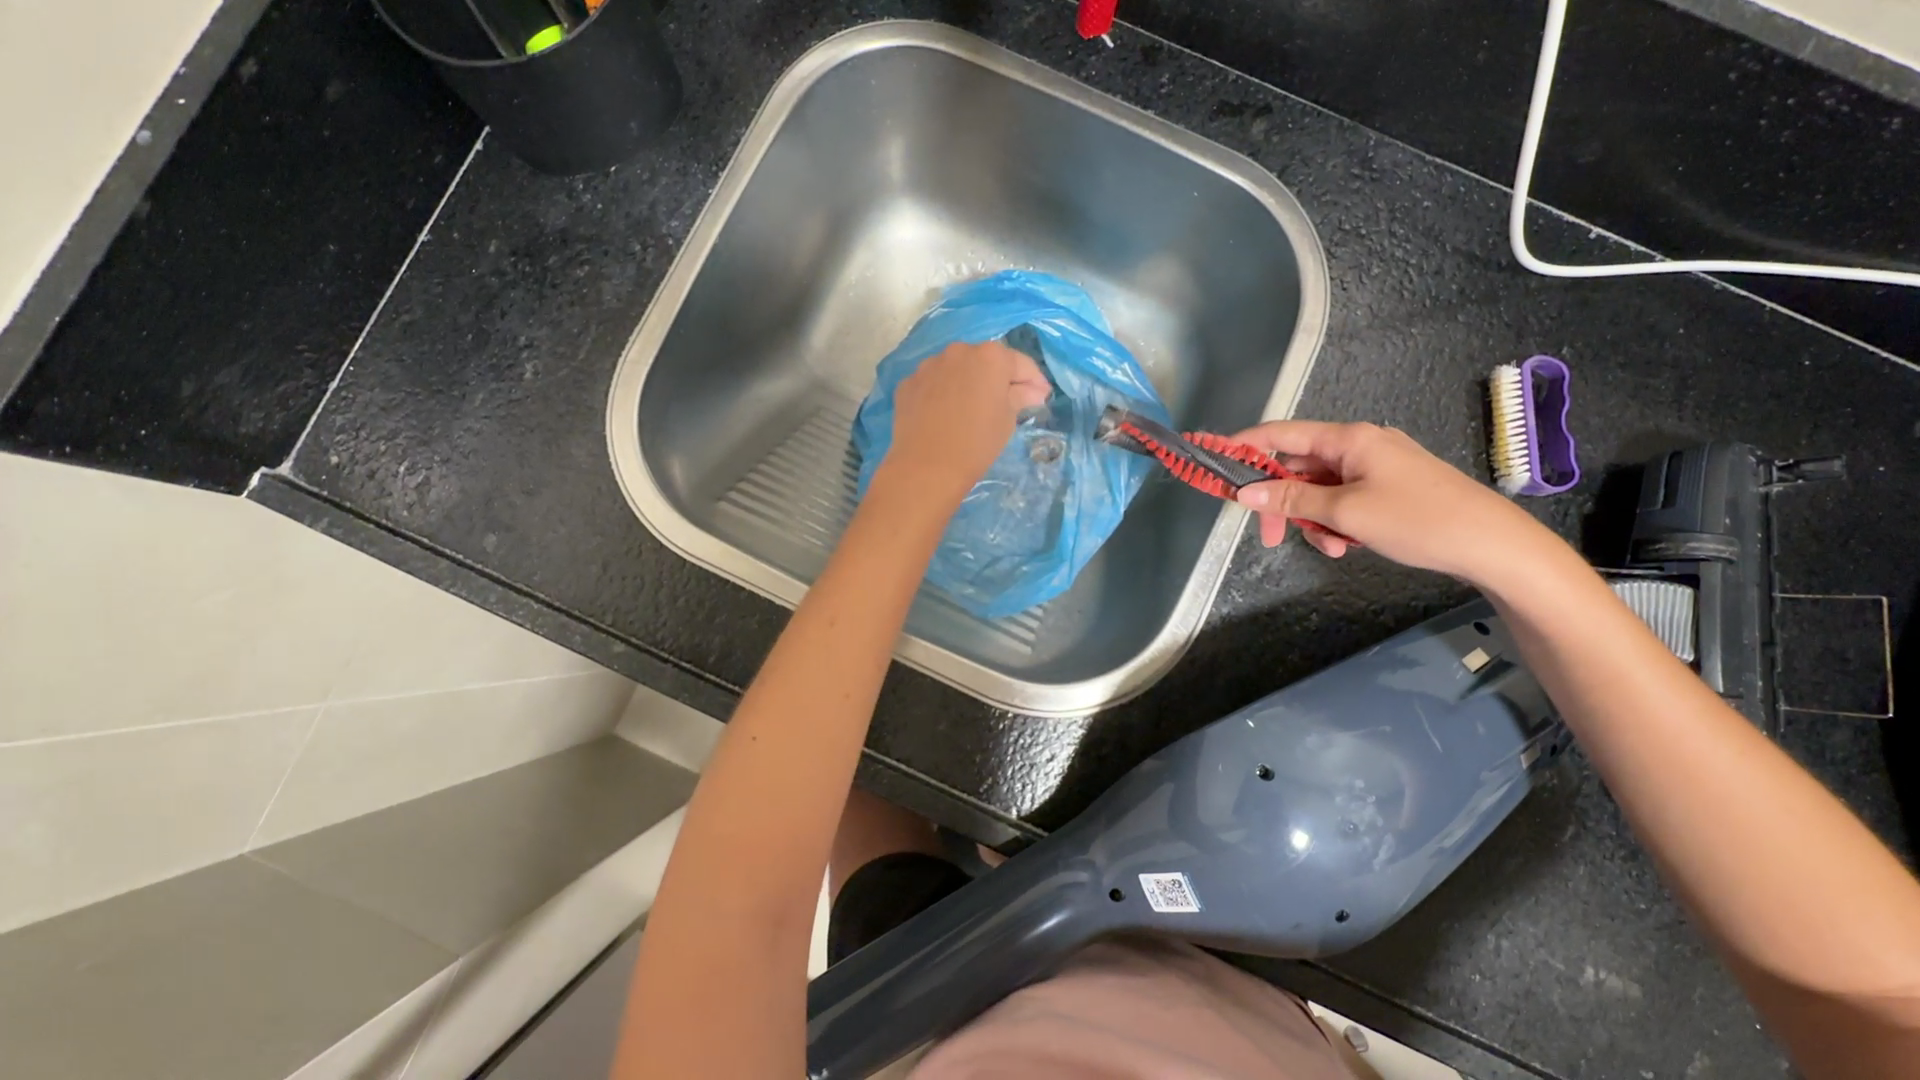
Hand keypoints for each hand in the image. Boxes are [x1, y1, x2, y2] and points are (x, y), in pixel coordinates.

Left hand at [881, 342, 1051, 498]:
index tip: (1041, 397)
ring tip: (973, 408)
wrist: (926, 466)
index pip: (1020, 363)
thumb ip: (1021, 397)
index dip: (1034, 381)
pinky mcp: (908, 383)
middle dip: (999, 378)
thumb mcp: (1007, 420)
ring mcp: (929, 365)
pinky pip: (933, 384)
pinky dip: (943, 393)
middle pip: (986, 361)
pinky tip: (945, 414)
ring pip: (956, 369)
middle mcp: (958, 351)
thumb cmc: (977, 442)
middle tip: (1009, 401)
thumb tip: (1033, 391)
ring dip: (968, 383)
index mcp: (990, 356)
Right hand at [1229, 420, 1554, 583]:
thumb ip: (1292, 501)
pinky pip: (1345, 501)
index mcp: (1349, 439)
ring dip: (1313, 520)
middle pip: (1299, 467)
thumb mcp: (1346, 513)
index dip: (1245, 447)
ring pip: (1321, 490)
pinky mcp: (1389, 489)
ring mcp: (1376, 467)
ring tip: (1332, 548)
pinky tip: (1350, 546)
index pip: (1282, 434)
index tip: (1215, 464)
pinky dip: (1337, 523)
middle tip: (1269, 537)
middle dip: (1283, 502)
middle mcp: (1360, 446)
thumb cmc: (1417, 520)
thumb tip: (1246, 493)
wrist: (1490, 544)